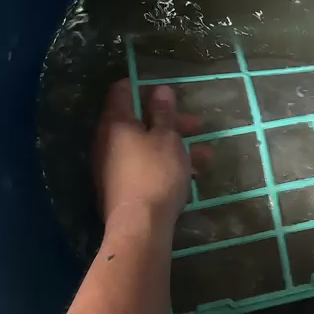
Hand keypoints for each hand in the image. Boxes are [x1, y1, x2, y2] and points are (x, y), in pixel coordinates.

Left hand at [92, 80, 198, 241]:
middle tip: (197, 125)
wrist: (140, 226)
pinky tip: (192, 174)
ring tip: (205, 155)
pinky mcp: (121, 187)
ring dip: (175, 146)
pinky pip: (145, 166)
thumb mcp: (167, 138)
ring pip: (146, 146)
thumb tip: (160, 89)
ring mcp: (112, 166)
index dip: (143, 86)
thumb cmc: (156, 173)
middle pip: (139, 121)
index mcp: (115, 123)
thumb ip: (163, 113)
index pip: (122, 91)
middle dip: (170, 122)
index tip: (167, 91)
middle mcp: (108, 141)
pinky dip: (166, 164)